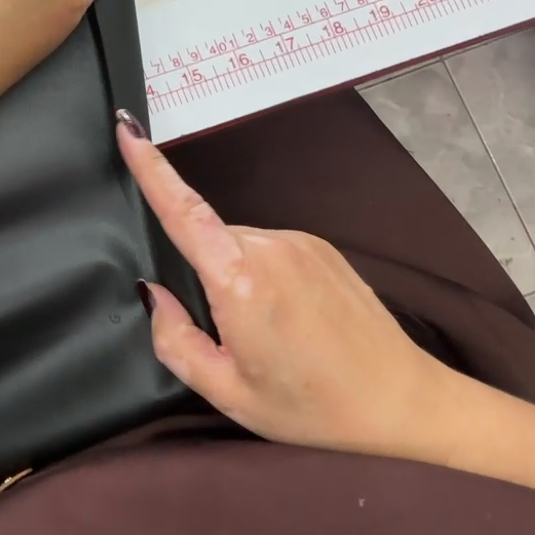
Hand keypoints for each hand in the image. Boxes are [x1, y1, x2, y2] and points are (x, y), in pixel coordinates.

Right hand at [119, 117, 473, 465]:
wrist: (407, 403)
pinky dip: (259, 274)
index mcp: (240, 282)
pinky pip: (266, 248)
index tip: (127, 127)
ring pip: (235, 244)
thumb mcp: (229, 391)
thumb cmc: (314, 407)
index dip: (150, 167)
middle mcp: (270, 247)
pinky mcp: (320, 245)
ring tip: (269, 332)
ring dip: (233, 276)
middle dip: (201, 274)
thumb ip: (174, 340)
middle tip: (230, 334)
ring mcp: (299, 241)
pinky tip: (290, 317)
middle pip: (207, 238)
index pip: (183, 211)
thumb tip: (152, 293)